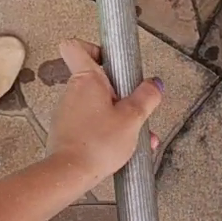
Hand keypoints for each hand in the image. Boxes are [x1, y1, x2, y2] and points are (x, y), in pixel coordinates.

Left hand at [45, 39, 164, 188]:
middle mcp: (72, 91)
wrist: (70, 174)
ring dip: (116, 116)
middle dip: (118, 93)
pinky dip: (105, 130)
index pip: (76, 46)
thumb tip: (155, 84)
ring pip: (96, 105)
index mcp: (86, 79)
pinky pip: (89, 122)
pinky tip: (121, 147)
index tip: (112, 59)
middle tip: (132, 105)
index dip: (94, 48)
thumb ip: (147, 97)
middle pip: (96, 79)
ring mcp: (67, 111)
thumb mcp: (133, 118)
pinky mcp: (66, 130)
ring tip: (134, 135)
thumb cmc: (96, 144)